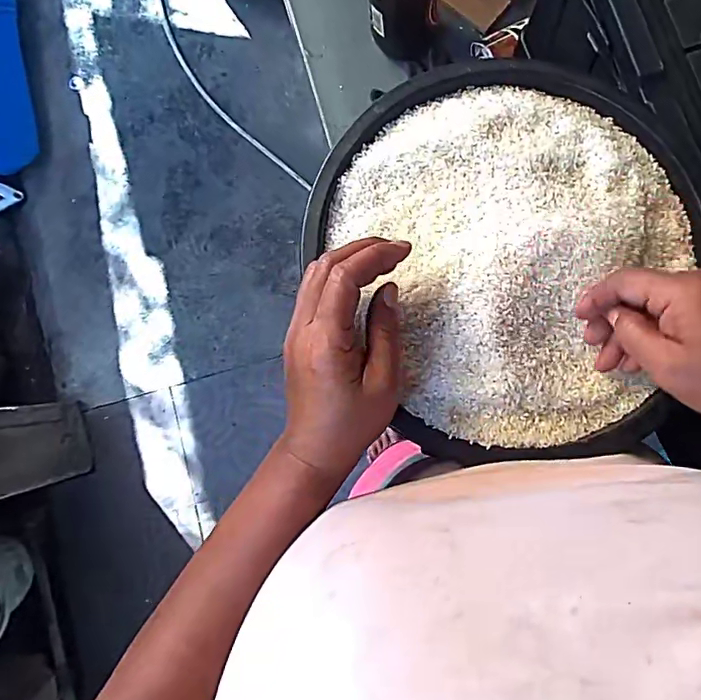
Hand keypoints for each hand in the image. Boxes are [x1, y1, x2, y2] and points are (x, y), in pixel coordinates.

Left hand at [275, 237, 410, 484]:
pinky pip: (314, 289)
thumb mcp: (384, 381)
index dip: (375, 255)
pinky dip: (339, 273)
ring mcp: (295, 329)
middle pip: (326, 267)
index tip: (405, 251)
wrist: (313, 450)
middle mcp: (303, 327)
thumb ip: (386, 331)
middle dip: (363, 248)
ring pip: (316, 274)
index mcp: (325, 338)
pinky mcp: (297, 334)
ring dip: (349, 257)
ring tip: (383, 257)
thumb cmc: (352, 422)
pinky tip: (362, 278)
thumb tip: (388, 291)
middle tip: (398, 248)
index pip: (345, 277)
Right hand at [575, 267, 700, 438]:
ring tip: (614, 364)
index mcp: (685, 288)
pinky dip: (660, 332)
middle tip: (595, 350)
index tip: (578, 316)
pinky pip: (681, 313)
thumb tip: (614, 315)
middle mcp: (700, 281)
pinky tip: (643, 356)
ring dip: (636, 332)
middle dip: (615, 321)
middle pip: (643, 293)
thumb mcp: (668, 365)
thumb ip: (633, 334)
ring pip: (661, 306)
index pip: (628, 281)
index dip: (598, 297)